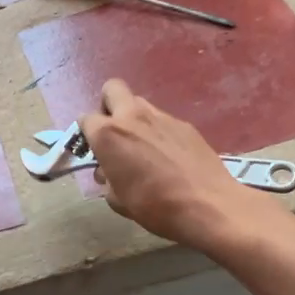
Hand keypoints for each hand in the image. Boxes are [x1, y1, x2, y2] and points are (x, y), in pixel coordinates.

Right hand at [83, 78, 294, 259]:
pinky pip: (163, 120)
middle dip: (108, 106)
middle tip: (115, 133)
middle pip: (112, 89)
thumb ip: (107, 178)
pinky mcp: (185, 125)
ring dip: (135, 118)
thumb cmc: (155, 205)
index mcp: (108, 134)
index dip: (87, 134)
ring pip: (139, 103)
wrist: (208, 205)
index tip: (95, 150)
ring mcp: (162, 117)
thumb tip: (110, 171)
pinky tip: (169, 156)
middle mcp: (132, 116)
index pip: (85, 119)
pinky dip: (159, 132)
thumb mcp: (118, 200)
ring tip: (143, 147)